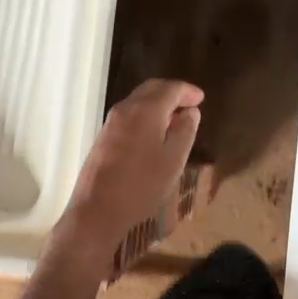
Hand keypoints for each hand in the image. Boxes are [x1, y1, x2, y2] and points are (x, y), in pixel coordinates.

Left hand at [46, 79, 203, 282]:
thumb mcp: (173, 161)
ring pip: (138, 100)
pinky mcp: (103, 136)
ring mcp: (111, 122)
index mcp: (146, 110)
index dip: (187, 91)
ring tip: (175, 119)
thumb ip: (184, 132)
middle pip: (152, 88)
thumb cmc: (141, 185)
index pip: (170, 88)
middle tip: (189, 103)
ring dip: (158, 103)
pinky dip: (146, 113)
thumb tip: (190, 112)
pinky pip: (130, 114)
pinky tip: (154, 132)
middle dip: (172, 92)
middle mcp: (126, 109)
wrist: (97, 210)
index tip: (200, 98)